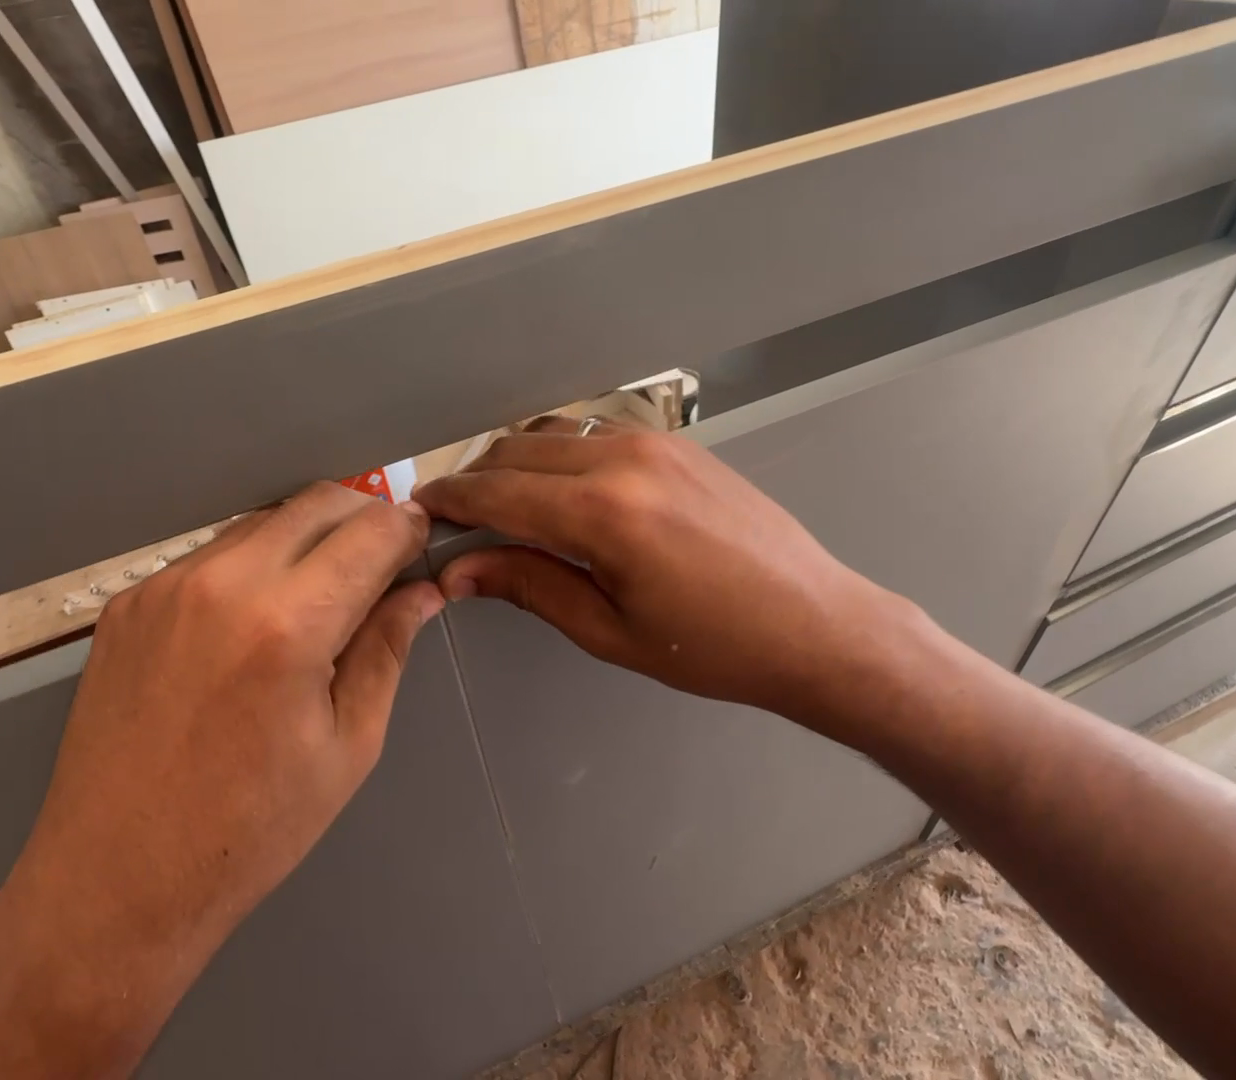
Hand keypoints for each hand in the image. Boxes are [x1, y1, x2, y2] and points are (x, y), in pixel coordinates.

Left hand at [0, 483, 440, 1077]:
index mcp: (288, 624)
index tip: (424, 549)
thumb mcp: (349, 744)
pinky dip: (254, 566)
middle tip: (384, 567)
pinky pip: (213, 555)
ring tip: (323, 600)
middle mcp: (222, 583)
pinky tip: (258, 624)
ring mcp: (164, 587)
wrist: (113, 882)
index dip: (411, 531)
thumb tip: (422, 591)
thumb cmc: (250, 830)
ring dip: (309, 540)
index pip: (374, 530)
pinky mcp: (129, 603)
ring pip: (263, 521)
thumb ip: (388, 649)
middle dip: (365, 519)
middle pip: (318, 501)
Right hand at [415, 418, 931, 737]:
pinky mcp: (679, 443)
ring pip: (554, 435)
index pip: (496, 492)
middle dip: (475, 481)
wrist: (815, 623)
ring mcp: (656, 442)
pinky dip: (561, 458)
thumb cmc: (714, 647)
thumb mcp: (610, 631)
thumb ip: (530, 586)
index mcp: (604, 514)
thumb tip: (460, 569)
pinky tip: (563, 497)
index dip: (449, 503)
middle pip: (516, 451)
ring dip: (517, 465)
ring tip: (506, 512)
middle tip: (458, 524)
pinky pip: (596, 435)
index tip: (419, 516)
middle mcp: (625, 459)